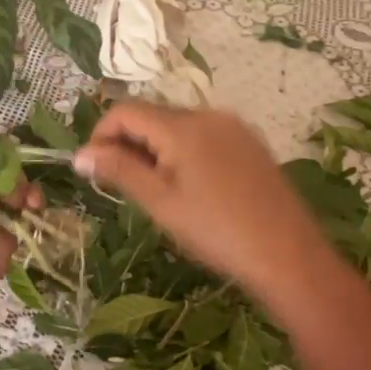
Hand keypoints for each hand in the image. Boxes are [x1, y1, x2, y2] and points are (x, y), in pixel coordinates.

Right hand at [72, 102, 325, 290]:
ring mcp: (234, 127)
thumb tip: (79, 154)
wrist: (291, 258)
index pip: (124, 111)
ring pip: (176, 126)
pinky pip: (203, 136)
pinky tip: (189, 188)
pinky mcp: (250, 144)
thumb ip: (118, 170)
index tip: (93, 170)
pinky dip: (182, 152)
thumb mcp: (159, 202)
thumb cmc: (217, 232)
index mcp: (182, 126)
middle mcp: (208, 115)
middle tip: (122, 186)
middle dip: (127, 143)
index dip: (101, 135)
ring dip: (154, 148)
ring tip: (155, 191)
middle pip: (151, 115)